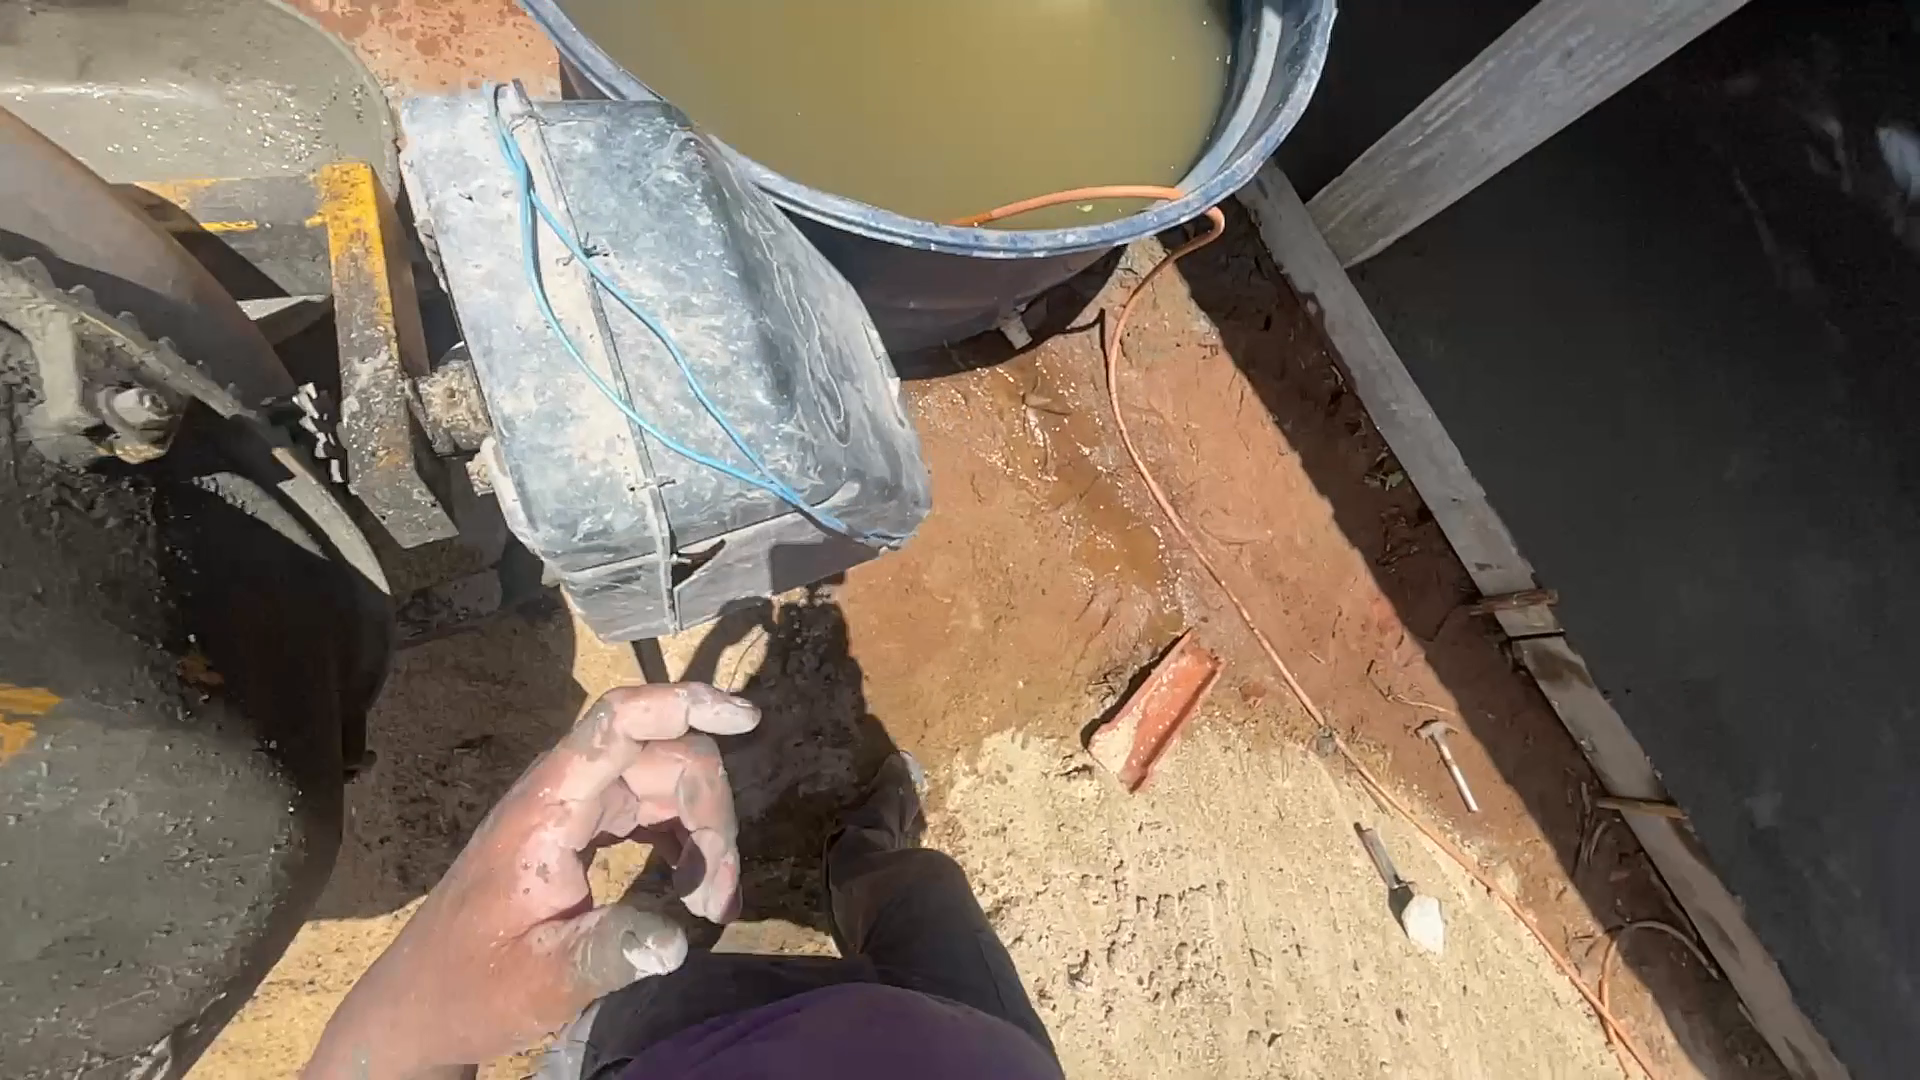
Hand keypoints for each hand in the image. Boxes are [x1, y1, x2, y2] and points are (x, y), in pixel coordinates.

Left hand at [304, 683, 759, 1078]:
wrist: (420, 1005)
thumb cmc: (468, 988)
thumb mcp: (539, 982)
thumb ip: (610, 952)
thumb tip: (680, 941)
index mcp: (550, 806)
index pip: (620, 722)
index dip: (685, 703)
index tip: (747, 717)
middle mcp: (570, 789)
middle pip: (667, 757)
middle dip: (712, 814)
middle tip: (719, 894)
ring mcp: (583, 804)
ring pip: (671, 781)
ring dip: (706, 831)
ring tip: (713, 901)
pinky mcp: (592, 824)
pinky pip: (659, 807)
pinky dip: (689, 838)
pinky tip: (695, 885)